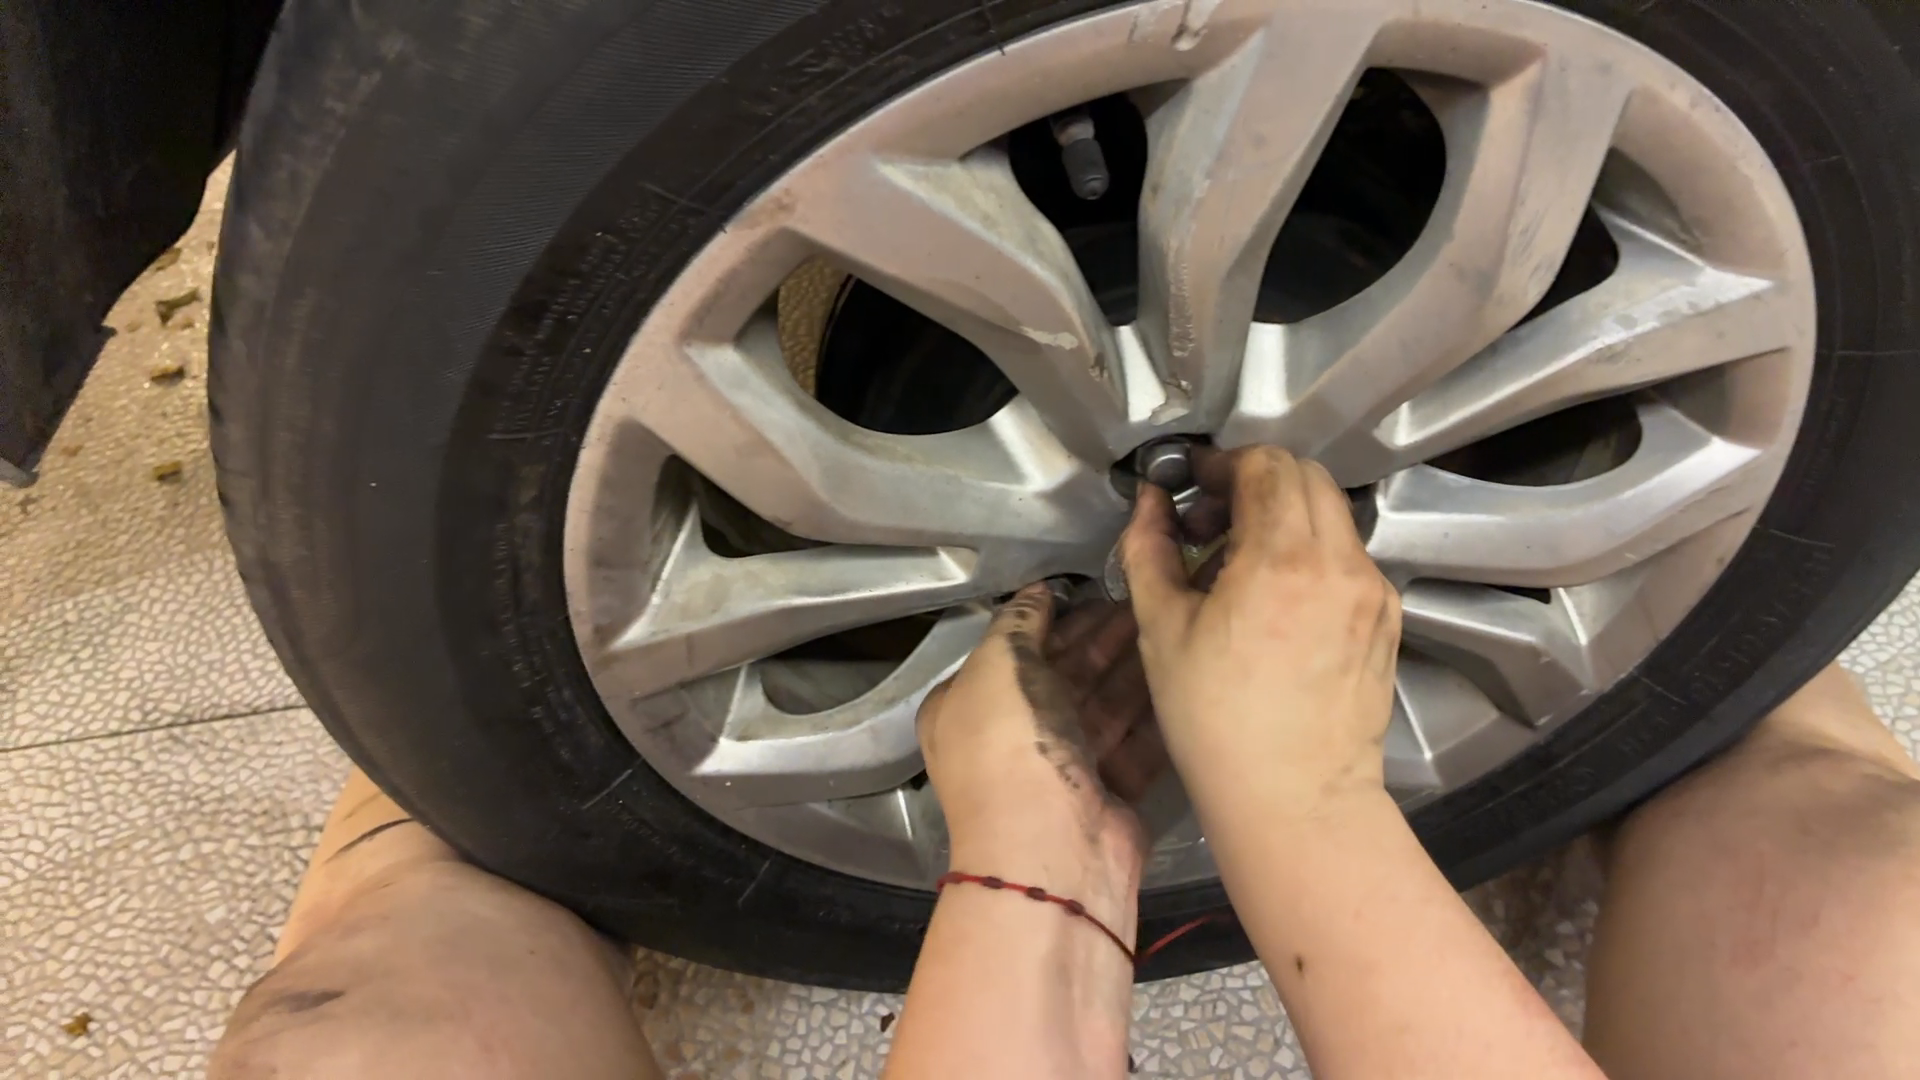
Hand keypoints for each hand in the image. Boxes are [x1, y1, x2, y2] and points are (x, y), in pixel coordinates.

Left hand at [917, 585, 1167, 889]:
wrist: (1052, 851)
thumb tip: (1039, 592)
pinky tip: (1177, 674)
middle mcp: (1009, 735)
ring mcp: (1059, 766)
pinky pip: (1131, 739)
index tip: (1090, 589)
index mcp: (968, 705)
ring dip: (1130, 666)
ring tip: (1166, 625)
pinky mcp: (1105, 790)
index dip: (1050, 618)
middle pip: (1061, 673)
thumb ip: (1018, 622)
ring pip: (1100, 703)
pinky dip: (1152, 712)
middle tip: (1139, 600)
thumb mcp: (998, 666)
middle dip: (1099, 637)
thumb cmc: (1011, 745)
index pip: (1011, 649)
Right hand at [1120, 446, 1400, 817]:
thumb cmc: (1214, 720)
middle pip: (1305, 476)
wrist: (1294, 798)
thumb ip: (1149, 549)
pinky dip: (1308, 549)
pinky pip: (1346, 553)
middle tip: (1209, 522)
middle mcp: (1340, 563)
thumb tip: (1148, 502)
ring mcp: (1373, 590)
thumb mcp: (1160, 629)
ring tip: (1238, 561)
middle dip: (1252, 481)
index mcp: (1281, 560)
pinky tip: (1274, 595)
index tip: (1192, 487)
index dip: (1221, 465)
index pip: (1265, 465)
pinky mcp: (1386, 617)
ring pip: (1330, 512)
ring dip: (1281, 513)